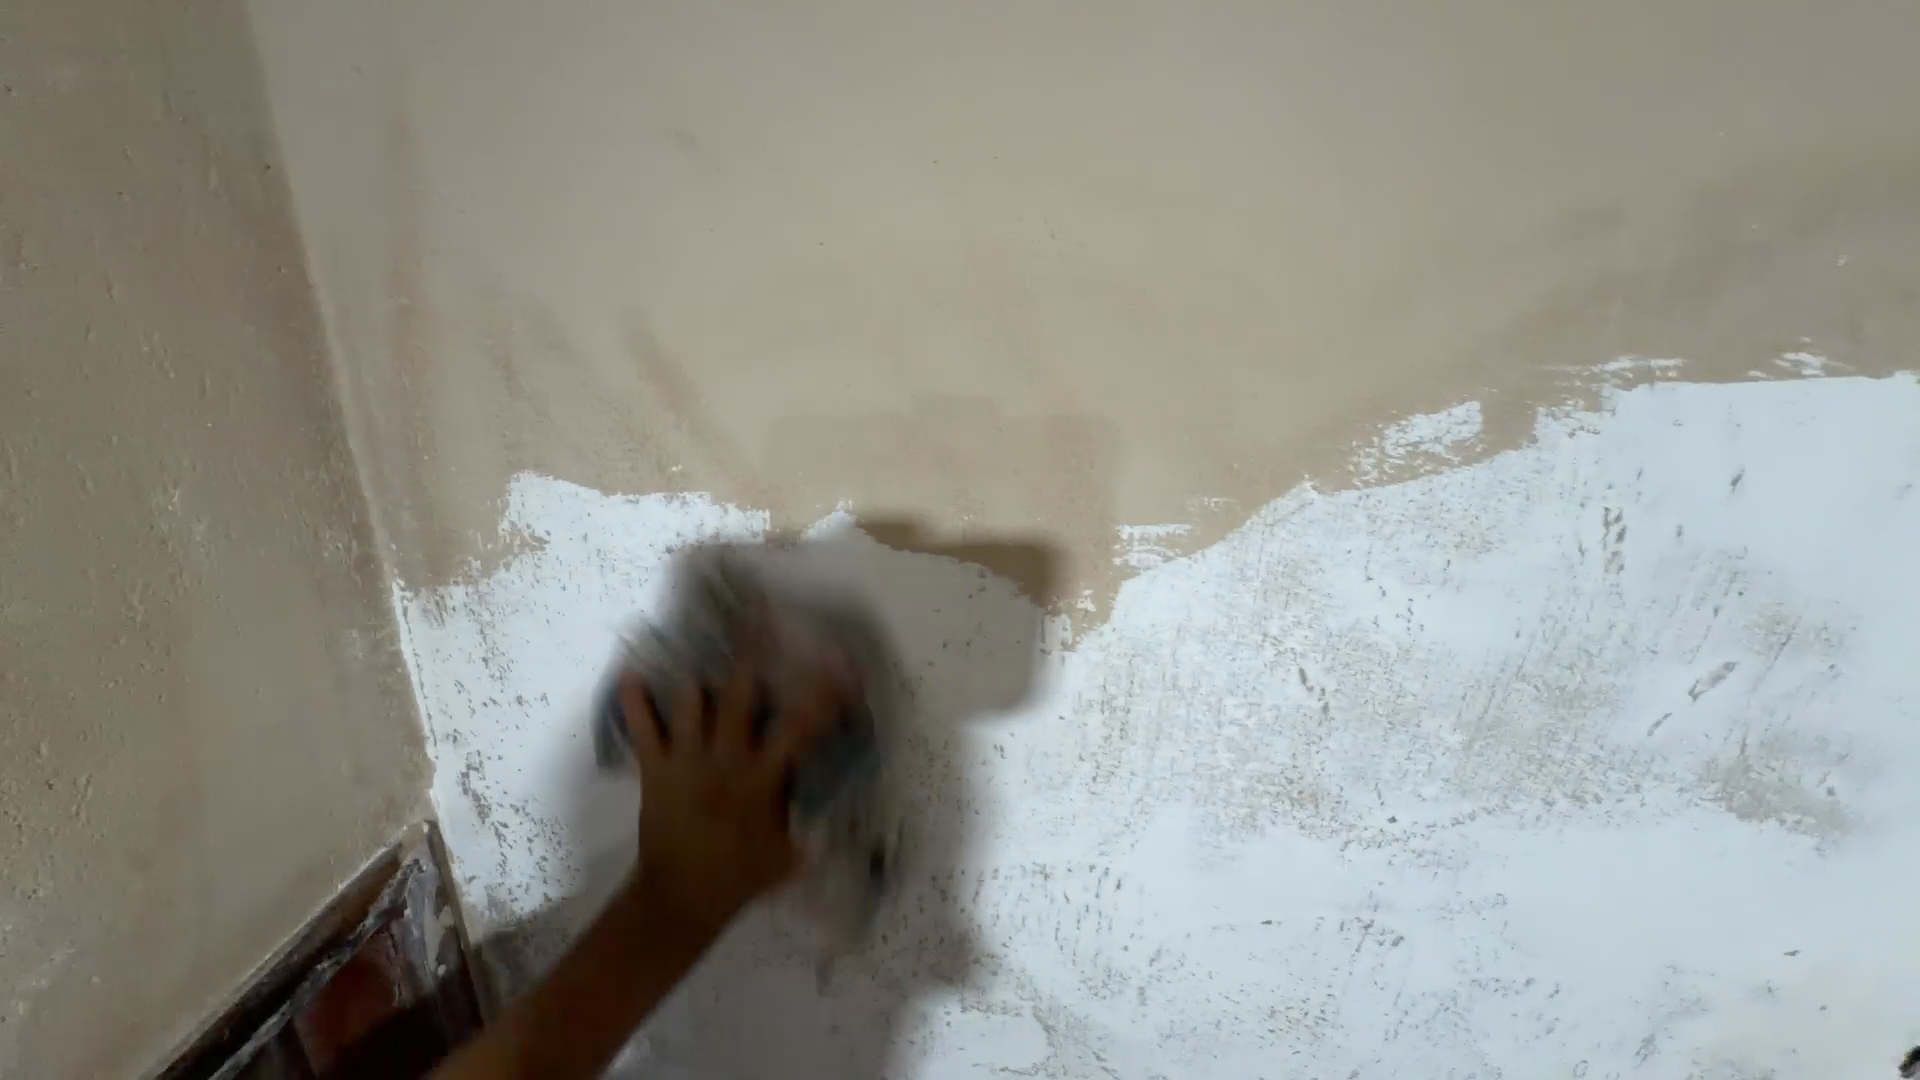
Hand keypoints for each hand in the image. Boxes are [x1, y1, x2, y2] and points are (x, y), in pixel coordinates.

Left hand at [616, 644, 848, 932]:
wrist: (681, 899)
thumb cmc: (741, 877)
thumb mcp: (789, 854)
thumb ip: (810, 824)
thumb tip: (833, 810)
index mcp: (764, 778)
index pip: (801, 728)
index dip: (823, 696)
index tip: (839, 666)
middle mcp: (727, 758)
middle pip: (740, 697)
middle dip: (751, 657)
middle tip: (757, 619)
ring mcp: (688, 760)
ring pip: (692, 703)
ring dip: (695, 673)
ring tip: (695, 637)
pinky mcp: (657, 769)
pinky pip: (643, 730)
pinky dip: (635, 703)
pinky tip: (629, 674)